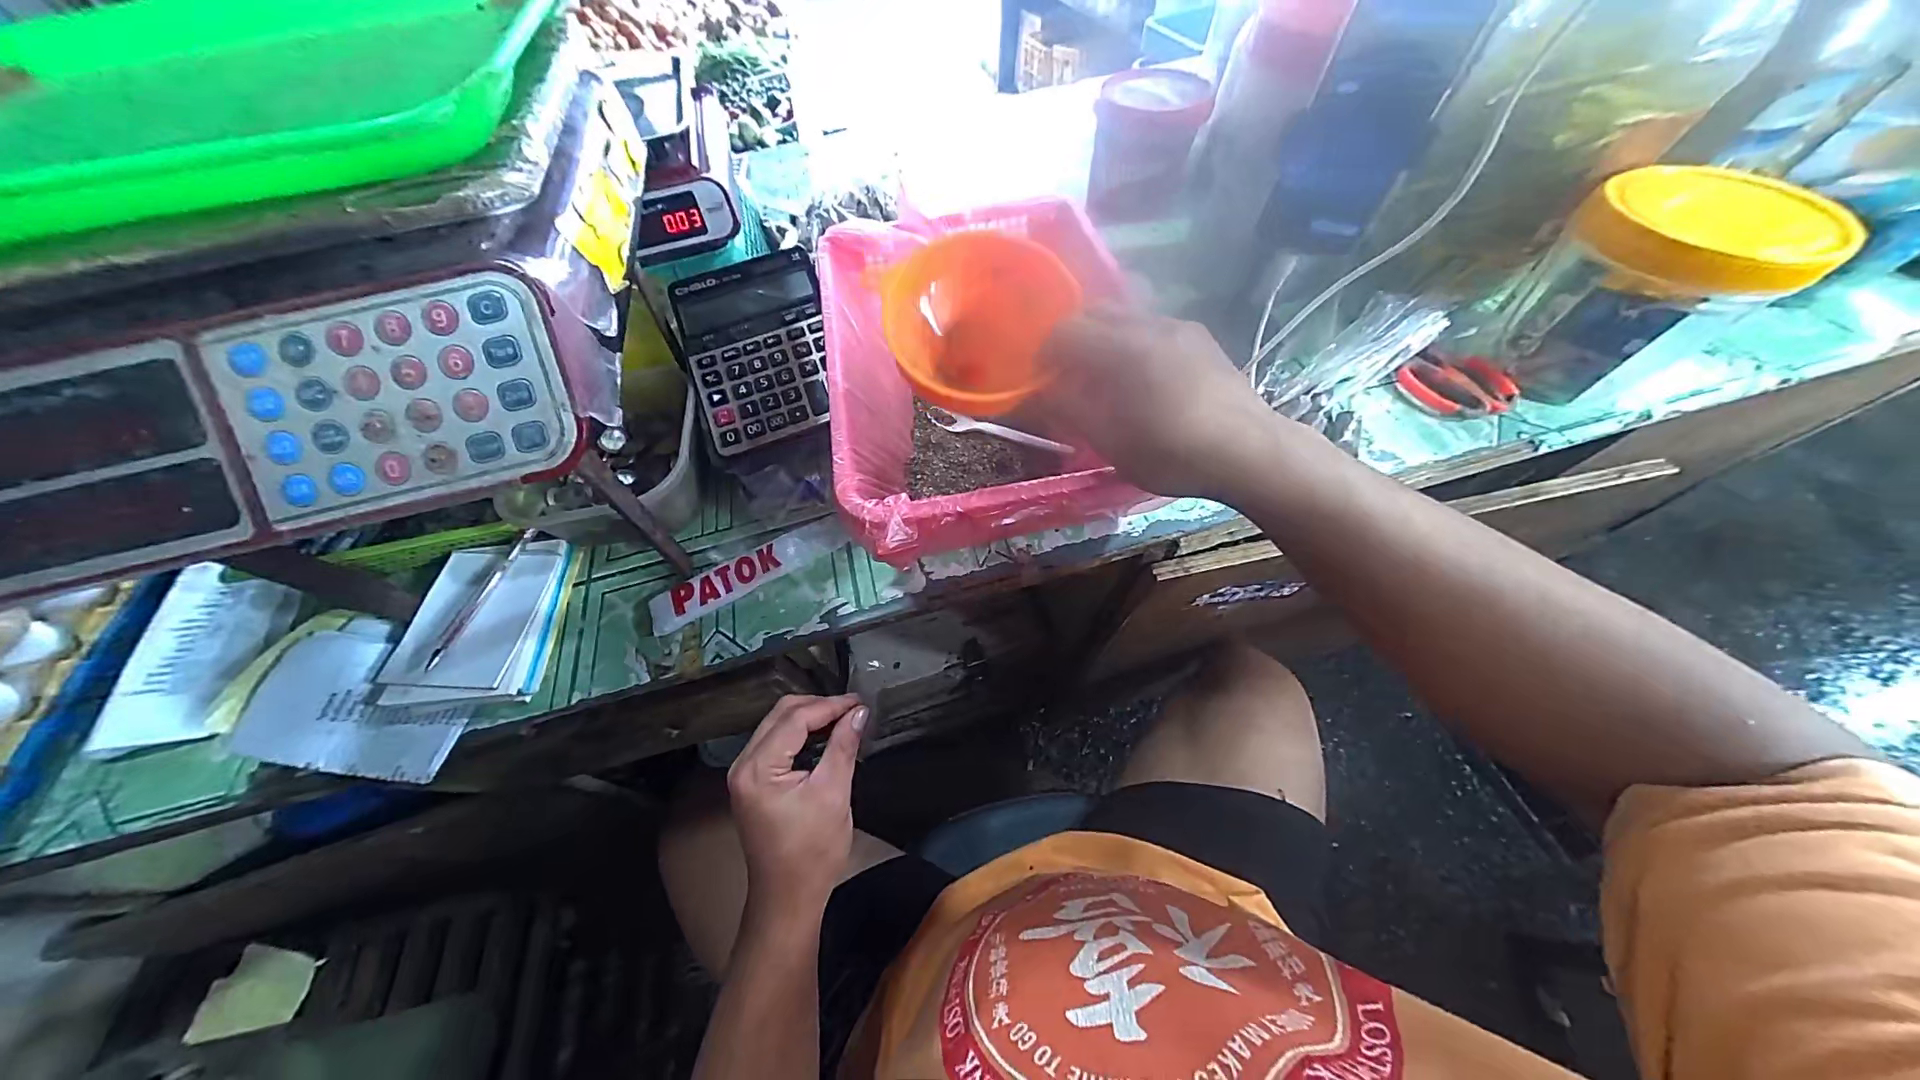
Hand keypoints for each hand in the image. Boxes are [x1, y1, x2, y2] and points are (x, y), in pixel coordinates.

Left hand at [727, 694, 868, 911]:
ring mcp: (744, 774)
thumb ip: (843, 746)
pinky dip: (801, 734)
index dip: (830, 706)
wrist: (788, 898)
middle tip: (854, 709)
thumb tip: (859, 713)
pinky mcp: (752, 783)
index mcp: (757, 768)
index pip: (795, 718)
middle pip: (781, 715)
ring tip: (844, 719)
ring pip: (777, 726)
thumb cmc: (811, 852)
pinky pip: (776, 743)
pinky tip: (825, 737)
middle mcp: (743, 765)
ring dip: (810, 718)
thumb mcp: (833, 793)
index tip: (860, 703)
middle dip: (819, 707)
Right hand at [1037, 307, 1294, 500]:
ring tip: (1105, 376)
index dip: (1045, 353)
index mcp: (1123, 348)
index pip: (1066, 330)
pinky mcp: (1201, 339)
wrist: (1250, 451)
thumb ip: (1071, 408)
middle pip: (1095, 310)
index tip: (1042, 381)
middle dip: (1073, 337)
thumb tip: (1043, 389)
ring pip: (1126, 315)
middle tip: (1068, 375)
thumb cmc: (1173, 452)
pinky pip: (1153, 326)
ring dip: (1104, 337)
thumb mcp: (1111, 441)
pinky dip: (1133, 341)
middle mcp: (1150, 324)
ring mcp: (1180, 327)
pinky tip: (1143, 377)